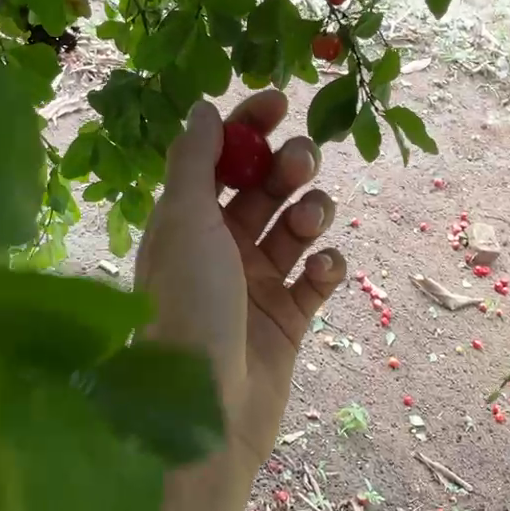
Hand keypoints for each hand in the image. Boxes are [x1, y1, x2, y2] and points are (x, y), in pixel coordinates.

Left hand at [135, 92, 343, 468]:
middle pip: (263, 191)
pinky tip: (324, 267)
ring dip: (310, 214)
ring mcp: (257, 288)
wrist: (211, 408)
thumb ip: (195, 162)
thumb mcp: (183, 223)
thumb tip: (205, 108)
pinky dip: (325, 266)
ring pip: (295, 231)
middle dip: (286, 168)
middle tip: (301, 161)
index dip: (246, 129)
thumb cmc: (189, 306)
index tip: (279, 101)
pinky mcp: (289, 322)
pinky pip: (316, 280)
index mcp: (187, 225)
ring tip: (310, 223)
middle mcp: (221, 251)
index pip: (220, 162)